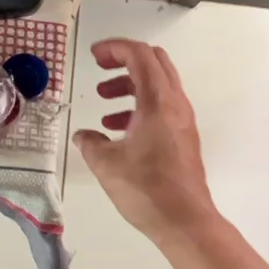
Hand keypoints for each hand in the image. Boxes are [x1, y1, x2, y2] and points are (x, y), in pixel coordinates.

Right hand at [72, 39, 218, 244]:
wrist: (185, 220)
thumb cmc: (146, 189)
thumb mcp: (107, 164)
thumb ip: (91, 143)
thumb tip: (83, 135)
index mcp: (158, 101)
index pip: (140, 55)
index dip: (115, 48)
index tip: (93, 56)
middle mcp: (175, 103)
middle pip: (154, 62)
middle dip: (124, 60)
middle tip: (99, 70)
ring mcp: (183, 119)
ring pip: (157, 85)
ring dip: (130, 85)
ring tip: (103, 101)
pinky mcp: (183, 136)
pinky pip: (161, 106)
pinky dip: (139, 106)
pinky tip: (117, 130)